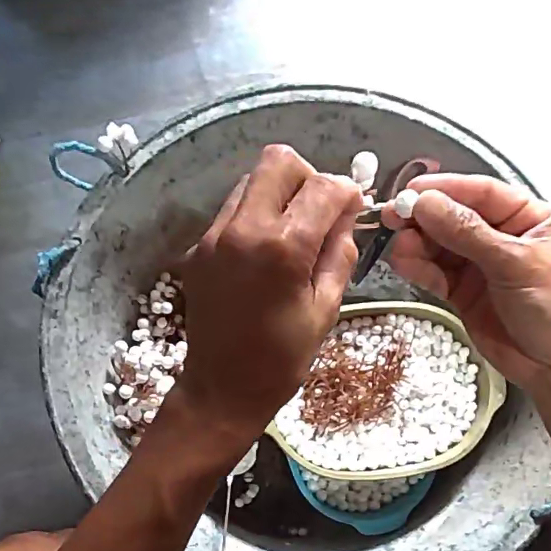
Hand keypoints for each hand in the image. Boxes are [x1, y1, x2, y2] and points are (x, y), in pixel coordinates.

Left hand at [171, 144, 359, 441]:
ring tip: (290, 235)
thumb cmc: (282, 359)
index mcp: (282, 248)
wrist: (222, 389)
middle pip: (279, 161)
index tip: (352, 211)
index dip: (346, 193)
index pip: (323, 187)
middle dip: (307, 178)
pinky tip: (262, 255)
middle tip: (317, 214)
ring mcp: (213, 237)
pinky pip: (231, 212)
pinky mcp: (198, 249)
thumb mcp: (325, 309)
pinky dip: (254, 218)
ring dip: (278, 196)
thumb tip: (345, 217)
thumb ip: (339, 254)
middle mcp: (243, 230)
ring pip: (250, 181)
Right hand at [382, 175, 550, 386]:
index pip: (481, 194)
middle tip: (390, 216)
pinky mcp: (463, 294)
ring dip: (417, 245)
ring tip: (397, 247)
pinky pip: (437, 275)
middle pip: (454, 219)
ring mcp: (480, 267)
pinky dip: (419, 269)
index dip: (445, 190)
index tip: (409, 192)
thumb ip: (468, 233)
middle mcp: (501, 237)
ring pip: (440, 248)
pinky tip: (402, 263)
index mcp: (527, 218)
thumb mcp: (515, 262)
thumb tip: (426, 204)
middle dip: (423, 218)